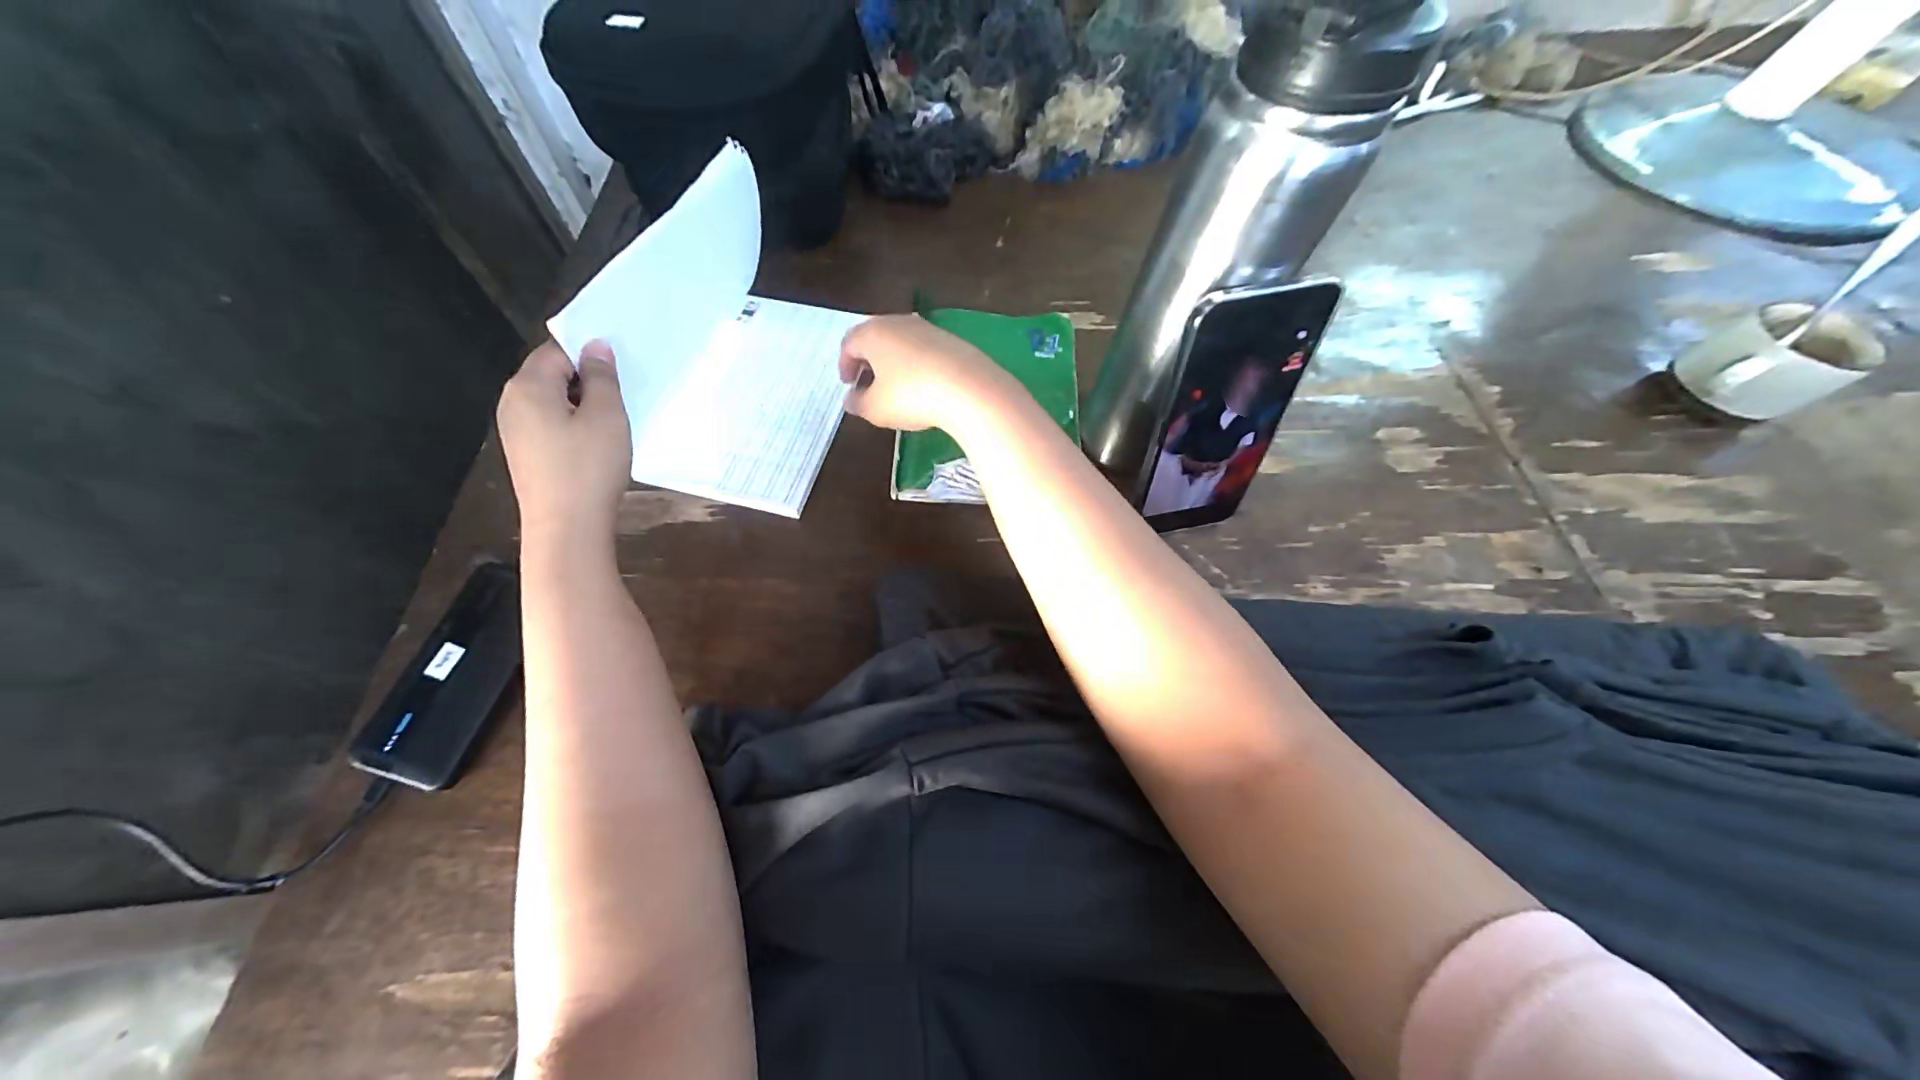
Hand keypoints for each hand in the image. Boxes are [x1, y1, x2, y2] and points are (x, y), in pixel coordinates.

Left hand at [497, 340, 630, 544]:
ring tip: (612, 423)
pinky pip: (550, 425)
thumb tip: (595, 346)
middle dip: (585, 380)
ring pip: (552, 402)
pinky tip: (595, 445)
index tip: (620, 371)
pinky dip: (572, 426)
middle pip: (551, 374)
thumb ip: (602, 376)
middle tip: (621, 397)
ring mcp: (514, 430)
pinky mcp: (525, 454)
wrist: (567, 527)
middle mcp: (512, 402)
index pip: (557, 350)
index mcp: (527, 386)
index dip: (589, 355)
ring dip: (581, 406)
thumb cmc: (589, 466)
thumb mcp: (607, 416)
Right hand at [839, 314, 1017, 432]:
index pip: (849, 343)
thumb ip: (857, 403)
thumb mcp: (875, 408)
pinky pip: (924, 350)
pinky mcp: (951, 340)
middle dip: (868, 360)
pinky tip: (922, 386)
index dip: (845, 365)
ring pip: (901, 342)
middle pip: (875, 338)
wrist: (969, 388)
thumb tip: (851, 399)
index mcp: (873, 333)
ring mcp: (928, 328)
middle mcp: (899, 322)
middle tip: (868, 383)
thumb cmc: (911, 396)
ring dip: (893, 361)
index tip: (848, 383)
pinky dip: (916, 364)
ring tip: (895, 387)